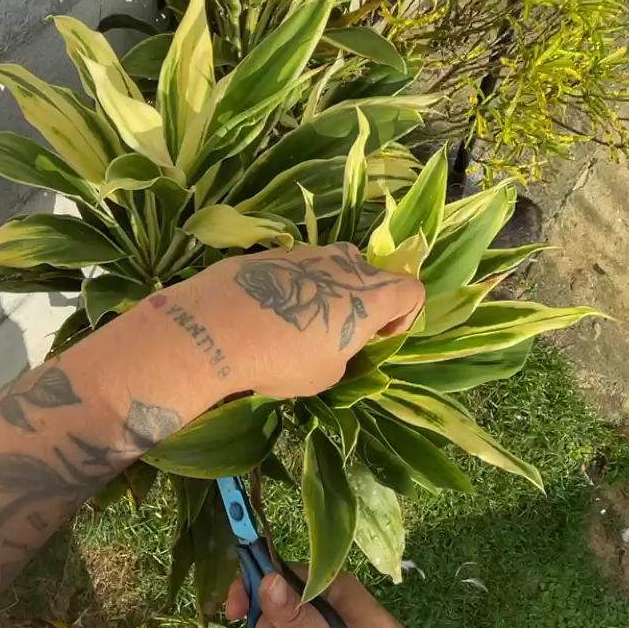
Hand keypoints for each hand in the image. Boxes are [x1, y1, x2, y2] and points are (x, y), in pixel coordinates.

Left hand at [148, 244, 422, 401]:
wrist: (216, 328)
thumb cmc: (283, 359)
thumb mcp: (325, 374)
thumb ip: (342, 353)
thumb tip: (331, 344)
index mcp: (372, 294)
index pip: (413, 291)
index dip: (403, 317)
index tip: (378, 339)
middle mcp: (343, 263)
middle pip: (368, 275)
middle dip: (358, 302)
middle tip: (333, 335)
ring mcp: (303, 253)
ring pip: (326, 270)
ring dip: (321, 294)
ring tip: (290, 328)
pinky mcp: (267, 254)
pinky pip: (290, 271)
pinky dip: (286, 290)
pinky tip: (260, 317)